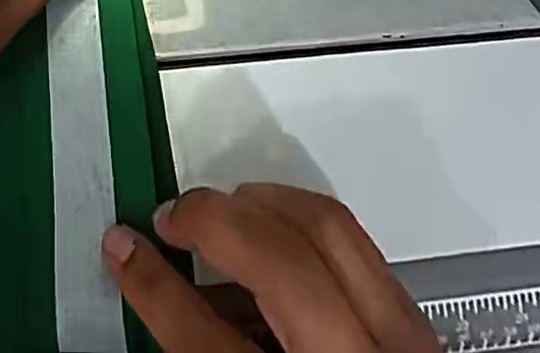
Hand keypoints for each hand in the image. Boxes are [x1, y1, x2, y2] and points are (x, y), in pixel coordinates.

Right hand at [102, 184, 440, 351]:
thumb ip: (205, 349)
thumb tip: (158, 291)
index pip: (208, 343)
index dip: (154, 286)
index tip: (122, 246)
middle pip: (281, 266)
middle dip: (211, 220)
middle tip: (170, 217)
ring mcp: (402, 344)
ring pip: (325, 228)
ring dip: (258, 202)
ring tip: (219, 209)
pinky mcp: (416, 321)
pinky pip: (351, 238)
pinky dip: (298, 215)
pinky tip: (270, 222)